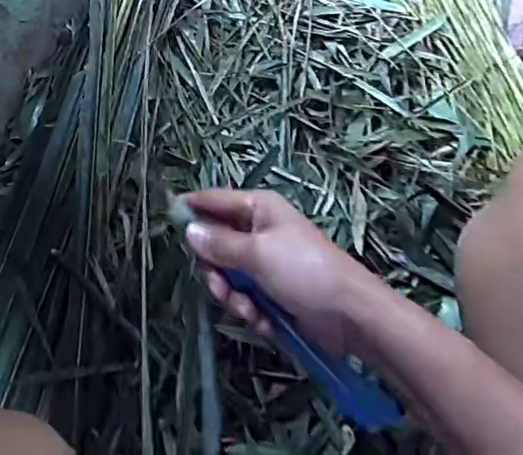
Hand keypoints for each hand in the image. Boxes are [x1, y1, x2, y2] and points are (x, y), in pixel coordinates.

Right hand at [179, 188, 381, 355]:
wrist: (352, 316)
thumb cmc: (304, 271)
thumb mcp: (257, 254)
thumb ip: (219, 244)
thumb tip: (188, 230)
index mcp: (257, 207)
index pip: (214, 200)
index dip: (192, 209)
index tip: (169, 221)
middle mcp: (258, 229)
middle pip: (216, 243)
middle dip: (217, 270)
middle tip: (222, 287)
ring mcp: (265, 260)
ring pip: (228, 274)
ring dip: (233, 295)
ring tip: (249, 310)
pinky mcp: (273, 289)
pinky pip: (245, 295)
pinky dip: (250, 310)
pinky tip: (265, 321)